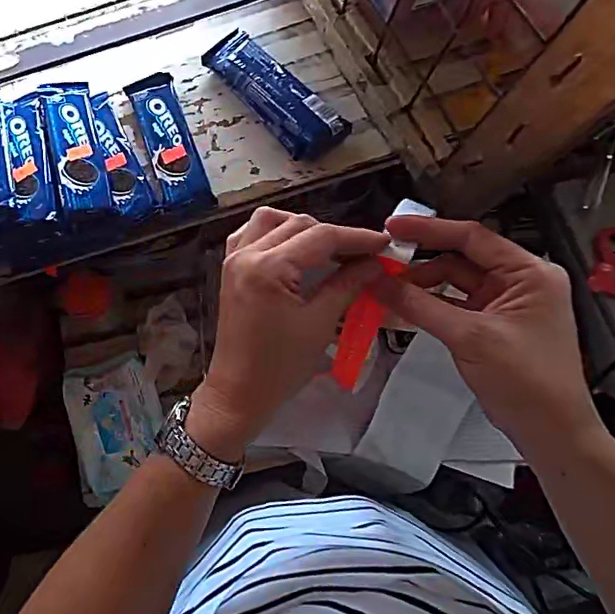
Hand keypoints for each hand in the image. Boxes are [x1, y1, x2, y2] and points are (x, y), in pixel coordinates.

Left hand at [192, 207, 389, 459]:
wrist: (239, 393)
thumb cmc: (280, 366)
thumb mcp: (320, 324)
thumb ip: (347, 285)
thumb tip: (375, 263)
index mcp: (268, 268)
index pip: (320, 237)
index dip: (357, 238)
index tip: (384, 244)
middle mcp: (246, 254)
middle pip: (298, 224)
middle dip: (335, 235)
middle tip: (364, 254)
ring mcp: (233, 260)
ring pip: (270, 220)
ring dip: (302, 227)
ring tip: (328, 250)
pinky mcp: (230, 269)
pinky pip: (250, 234)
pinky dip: (274, 233)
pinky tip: (293, 249)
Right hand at [374, 215, 599, 442]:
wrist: (552, 434)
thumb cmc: (530, 384)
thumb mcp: (470, 338)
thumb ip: (420, 306)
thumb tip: (380, 282)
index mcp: (530, 273)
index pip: (473, 237)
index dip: (429, 230)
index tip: (393, 227)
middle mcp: (520, 282)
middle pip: (460, 258)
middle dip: (420, 263)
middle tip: (382, 265)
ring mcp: (506, 304)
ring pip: (454, 282)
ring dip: (421, 286)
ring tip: (386, 290)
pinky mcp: (493, 325)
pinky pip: (455, 305)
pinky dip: (430, 306)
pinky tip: (402, 308)